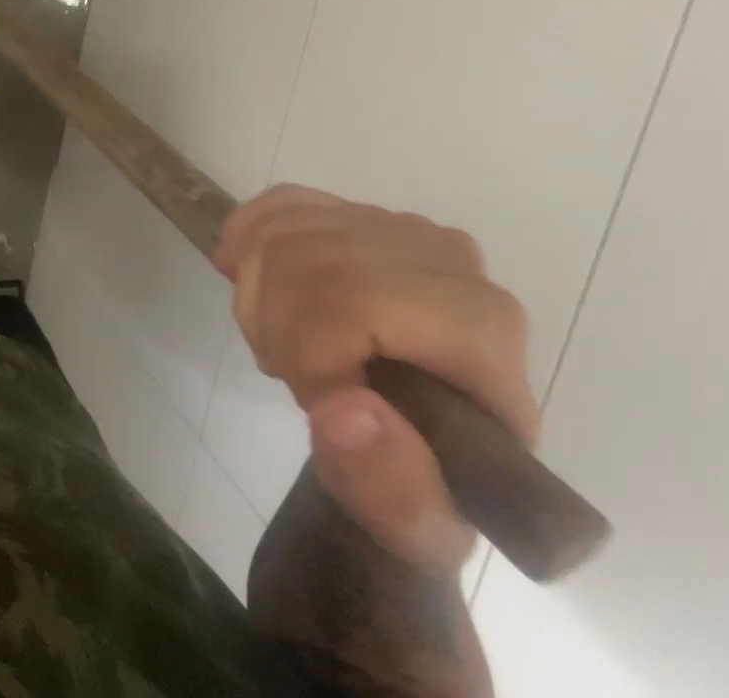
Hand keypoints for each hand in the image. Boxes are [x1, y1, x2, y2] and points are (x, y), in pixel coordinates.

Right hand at [214, 186, 538, 573]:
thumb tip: (345, 411)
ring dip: (259, 294)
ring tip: (283, 345)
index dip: (305, 346)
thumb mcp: (411, 526)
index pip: (355, 296)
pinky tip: (247, 272)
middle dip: (274, 324)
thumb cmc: (419, 492)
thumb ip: (388, 485)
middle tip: (286, 375)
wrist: (411, 450)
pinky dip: (250, 235)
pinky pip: (287, 202)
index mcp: (481, 333)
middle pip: (313, 258)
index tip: (308, 399)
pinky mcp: (369, 216)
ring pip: (288, 231)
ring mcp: (410, 232)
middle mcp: (456, 264)